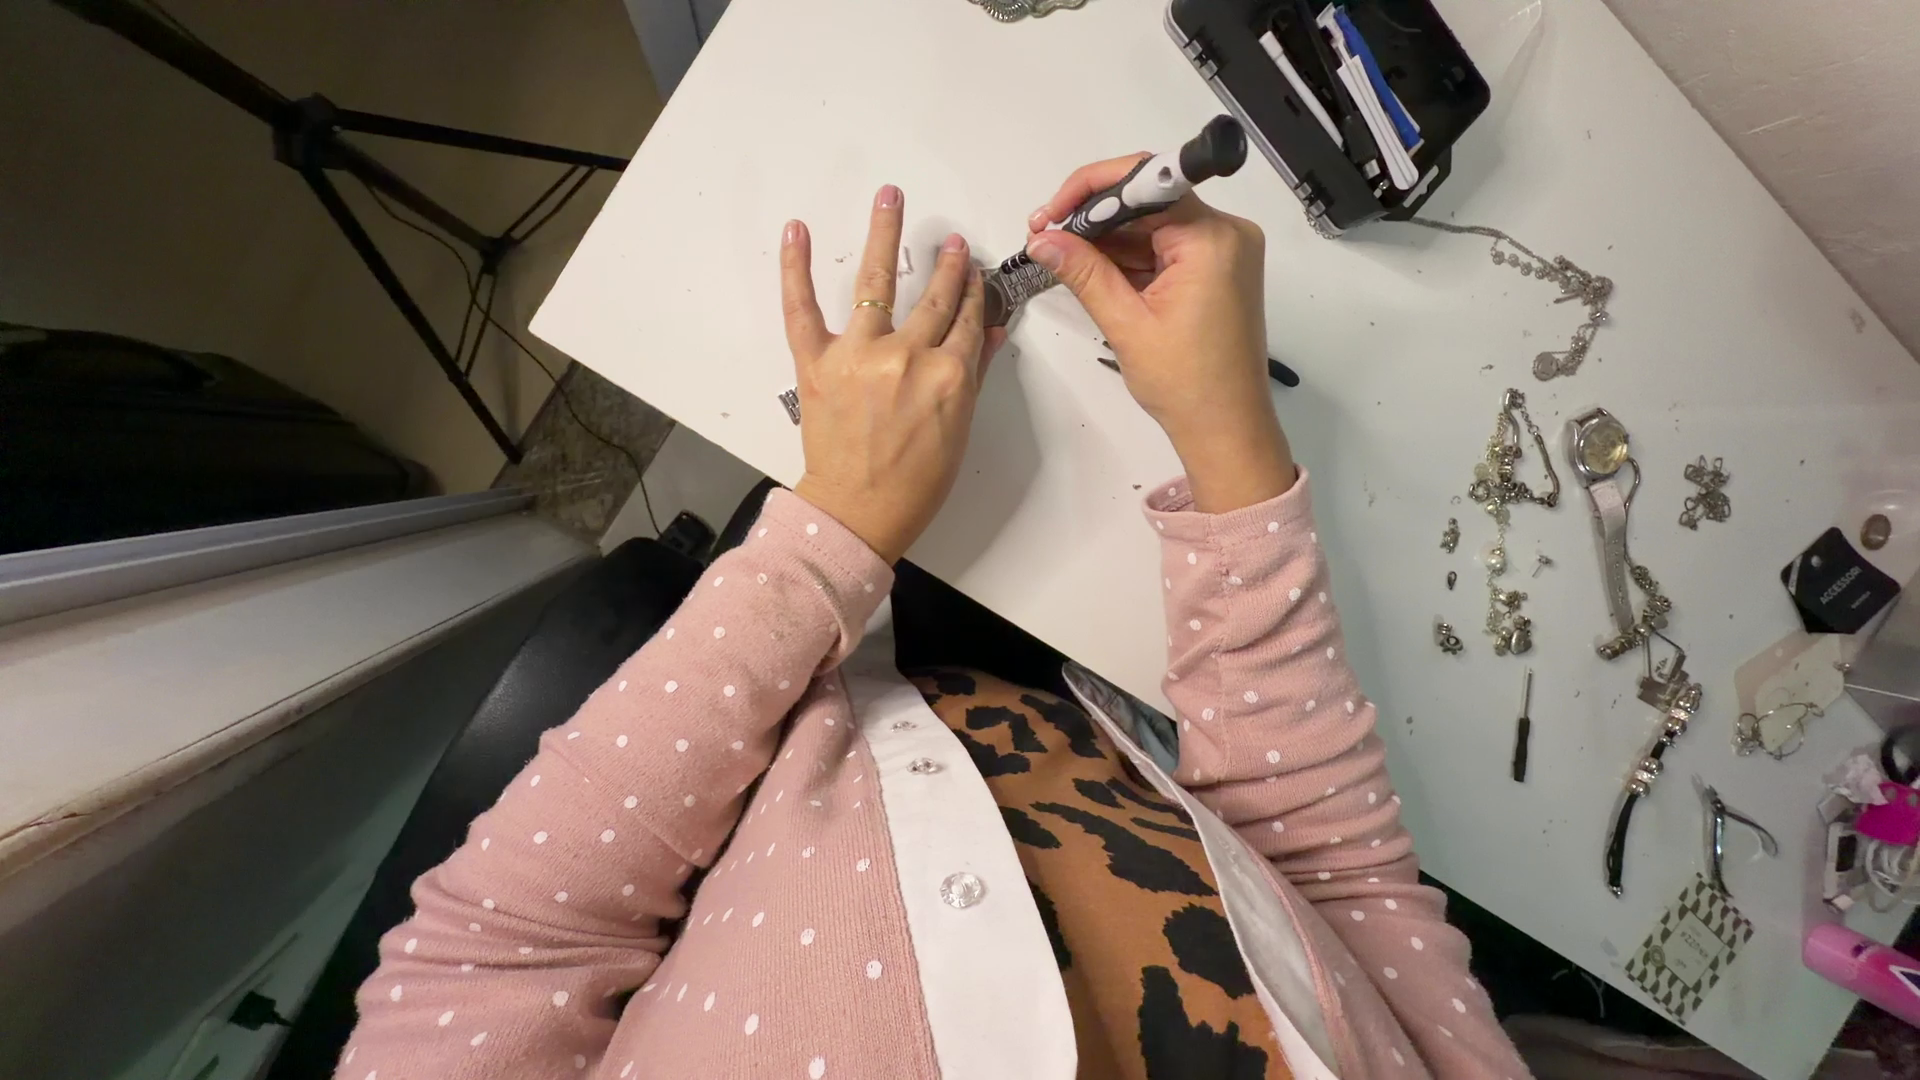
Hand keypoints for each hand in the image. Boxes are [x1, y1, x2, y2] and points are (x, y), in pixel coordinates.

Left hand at [782, 185, 1004, 562]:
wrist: (859, 512)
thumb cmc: (915, 484)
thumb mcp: (957, 431)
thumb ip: (974, 377)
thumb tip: (991, 336)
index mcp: (949, 376)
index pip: (968, 321)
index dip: (974, 294)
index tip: (975, 273)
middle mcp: (907, 357)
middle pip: (934, 300)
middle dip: (948, 267)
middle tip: (953, 243)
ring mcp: (860, 356)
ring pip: (877, 285)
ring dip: (886, 235)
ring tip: (891, 196)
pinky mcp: (818, 363)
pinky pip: (802, 308)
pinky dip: (797, 268)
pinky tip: (799, 231)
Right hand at [1027, 158, 1294, 512]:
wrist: (1225, 427)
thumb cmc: (1188, 386)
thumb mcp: (1127, 324)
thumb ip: (1084, 274)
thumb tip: (1044, 240)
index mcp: (1211, 240)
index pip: (1145, 183)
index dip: (1090, 190)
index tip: (1052, 212)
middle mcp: (1225, 235)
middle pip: (1149, 201)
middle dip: (1094, 218)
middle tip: (1048, 237)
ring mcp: (1223, 253)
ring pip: (1153, 226)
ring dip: (1108, 240)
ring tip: (1064, 258)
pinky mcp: (1215, 273)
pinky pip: (1165, 249)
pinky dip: (1130, 259)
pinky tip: (1095, 273)